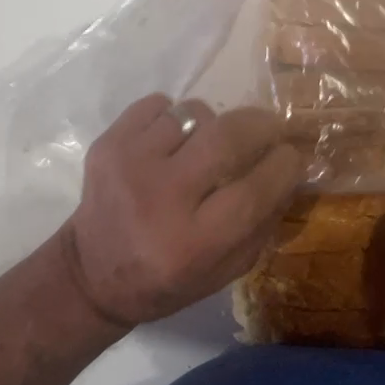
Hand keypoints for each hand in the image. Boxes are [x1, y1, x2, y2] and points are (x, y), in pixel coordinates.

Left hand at [61, 94, 303, 327]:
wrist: (92, 273)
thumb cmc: (168, 279)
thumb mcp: (225, 270)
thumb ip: (263, 222)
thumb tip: (292, 169)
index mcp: (192, 245)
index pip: (253, 191)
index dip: (283, 166)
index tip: (293, 155)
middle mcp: (159, 200)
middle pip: (226, 139)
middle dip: (260, 126)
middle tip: (271, 128)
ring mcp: (129, 165)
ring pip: (193, 112)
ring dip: (213, 122)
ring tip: (210, 142)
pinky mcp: (107, 143)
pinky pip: (158, 105)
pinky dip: (174, 115)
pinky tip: (172, 140)